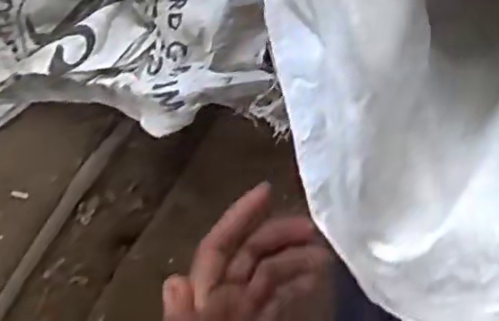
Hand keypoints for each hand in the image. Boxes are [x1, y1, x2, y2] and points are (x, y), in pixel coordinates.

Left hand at [162, 183, 332, 320]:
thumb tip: (173, 281)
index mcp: (202, 307)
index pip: (216, 251)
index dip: (238, 218)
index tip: (268, 190)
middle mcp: (221, 308)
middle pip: (249, 256)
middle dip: (280, 235)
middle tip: (317, 229)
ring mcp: (241, 320)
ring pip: (268, 275)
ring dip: (295, 259)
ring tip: (325, 256)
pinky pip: (278, 300)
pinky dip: (297, 285)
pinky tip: (317, 279)